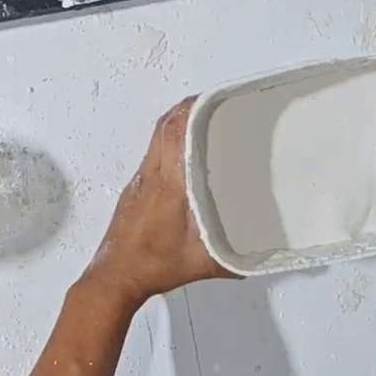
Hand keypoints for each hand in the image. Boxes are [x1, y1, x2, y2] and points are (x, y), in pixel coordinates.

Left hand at [79, 98, 232, 307]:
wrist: (114, 276)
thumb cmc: (152, 266)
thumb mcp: (203, 263)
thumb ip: (235, 257)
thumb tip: (261, 253)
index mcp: (170, 187)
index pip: (177, 134)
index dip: (193, 110)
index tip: (211, 98)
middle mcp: (151, 177)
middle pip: (165, 127)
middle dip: (186, 108)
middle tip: (210, 102)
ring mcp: (140, 181)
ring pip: (156, 138)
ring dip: (175, 123)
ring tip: (199, 119)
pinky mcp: (135, 189)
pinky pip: (151, 153)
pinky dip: (167, 141)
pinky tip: (182, 152)